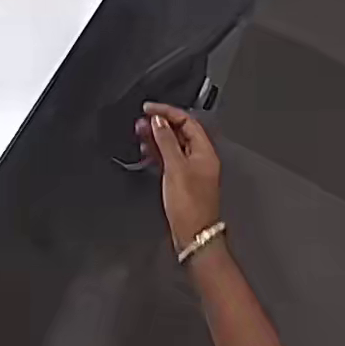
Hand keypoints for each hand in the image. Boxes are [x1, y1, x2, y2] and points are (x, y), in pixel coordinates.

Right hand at [137, 103, 220, 251]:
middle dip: (160, 124)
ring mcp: (191, 169)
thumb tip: (158, 120)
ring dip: (157, 137)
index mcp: (205, 151)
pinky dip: (158, 152)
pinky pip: (169, 158)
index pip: (187, 121)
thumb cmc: (188, 203)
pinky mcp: (182, 180)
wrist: (193, 237)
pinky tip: (145, 151)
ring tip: (139, 132)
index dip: (167, 112)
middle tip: (141, 120)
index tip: (149, 108)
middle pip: (180, 131)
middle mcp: (200, 157)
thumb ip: (166, 141)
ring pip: (173, 145)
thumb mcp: (175, 168)